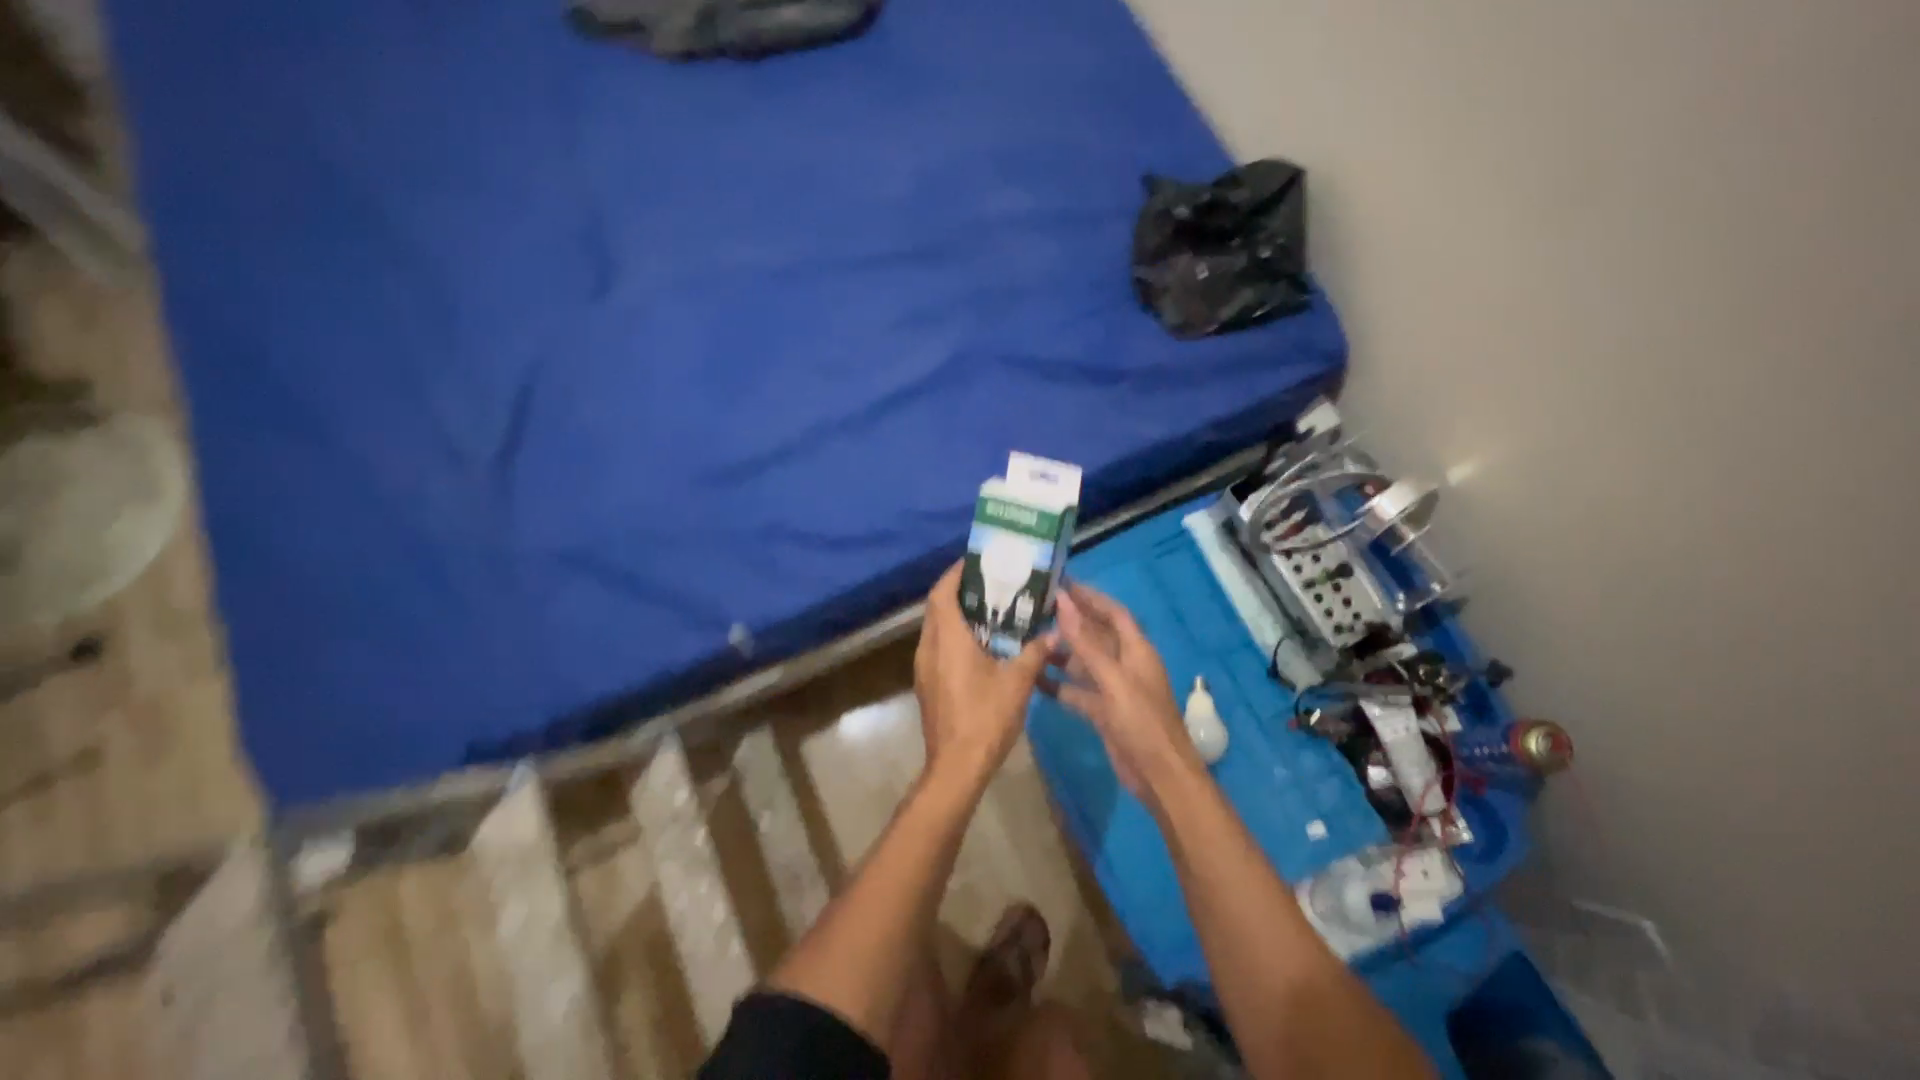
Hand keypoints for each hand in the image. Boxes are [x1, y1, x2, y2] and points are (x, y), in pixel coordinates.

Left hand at [914, 561, 1051, 784]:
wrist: (956, 766)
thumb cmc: (986, 717)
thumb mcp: (1018, 682)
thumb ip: (1035, 652)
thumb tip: (1053, 632)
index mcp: (948, 639)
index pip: (943, 592)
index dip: (956, 573)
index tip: (976, 562)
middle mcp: (929, 647)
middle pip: (938, 608)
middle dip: (960, 592)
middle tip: (991, 584)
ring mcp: (924, 668)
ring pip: (937, 630)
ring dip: (958, 616)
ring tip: (991, 612)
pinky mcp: (927, 685)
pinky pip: (938, 649)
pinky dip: (956, 638)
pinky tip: (982, 647)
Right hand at [1047, 584, 1201, 799]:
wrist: (1159, 775)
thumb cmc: (1142, 722)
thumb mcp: (1113, 680)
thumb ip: (1086, 644)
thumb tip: (1064, 604)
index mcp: (1137, 651)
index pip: (1114, 613)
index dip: (1091, 597)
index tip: (1062, 584)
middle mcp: (1125, 665)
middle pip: (1097, 635)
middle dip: (1071, 622)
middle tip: (1036, 609)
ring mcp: (1114, 689)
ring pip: (1084, 663)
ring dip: (1061, 653)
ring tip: (1028, 640)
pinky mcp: (1103, 712)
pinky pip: (1077, 691)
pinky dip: (1059, 685)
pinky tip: (1034, 679)